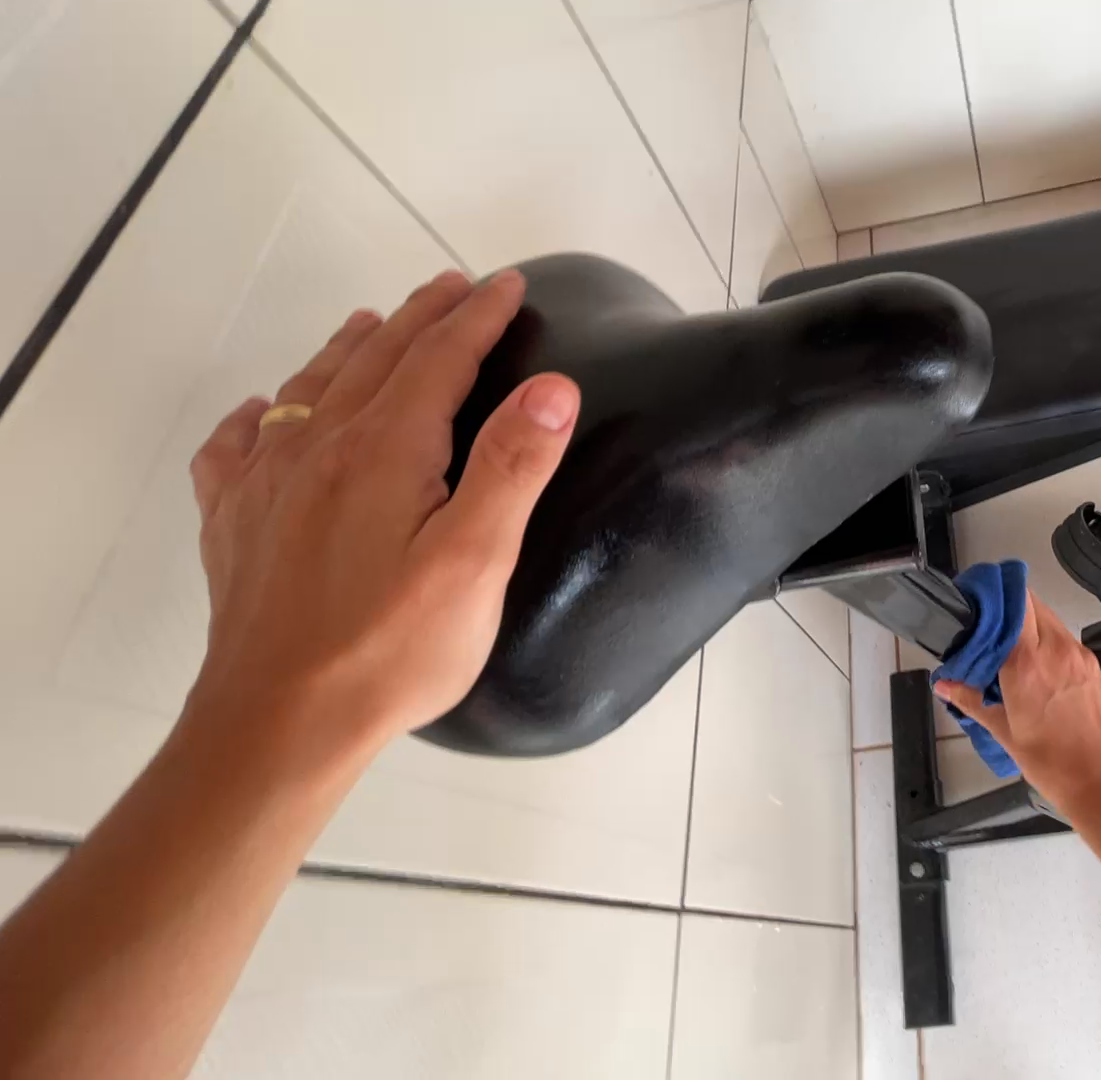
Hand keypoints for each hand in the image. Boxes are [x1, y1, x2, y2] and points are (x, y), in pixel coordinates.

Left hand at [185, 269, 576, 769]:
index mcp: (384, 452)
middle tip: (457, 285)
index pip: (438, 360)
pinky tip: (268, 413)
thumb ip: (513, 466)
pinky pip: (243, 445)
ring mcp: (266, 485)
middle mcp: (317, 450)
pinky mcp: (237, 524)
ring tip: (376, 321)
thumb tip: (553, 387)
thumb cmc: (398, 643)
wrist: (283, 722)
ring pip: (311, 389)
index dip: (478, 317)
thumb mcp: (478, 557)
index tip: (510, 284)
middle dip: (423, 316)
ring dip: (352, 348)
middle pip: (376, 360)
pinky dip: (265, 413)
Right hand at [935, 592, 1100, 811]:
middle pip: (1031, 603)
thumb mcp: (1004, 732)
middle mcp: (1056, 649)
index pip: (1014, 604)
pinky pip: (1064, 639)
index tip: (978, 603)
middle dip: (1008, 608)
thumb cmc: (1053, 763)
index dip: (995, 596)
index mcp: (1027, 663)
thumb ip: (972, 700)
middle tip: (988, 628)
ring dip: (1027, 625)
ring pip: (1048, 619)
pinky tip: (1034, 667)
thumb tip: (945, 685)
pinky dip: (1046, 642)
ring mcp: (1077, 655)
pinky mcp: (1092, 665)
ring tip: (1008, 651)